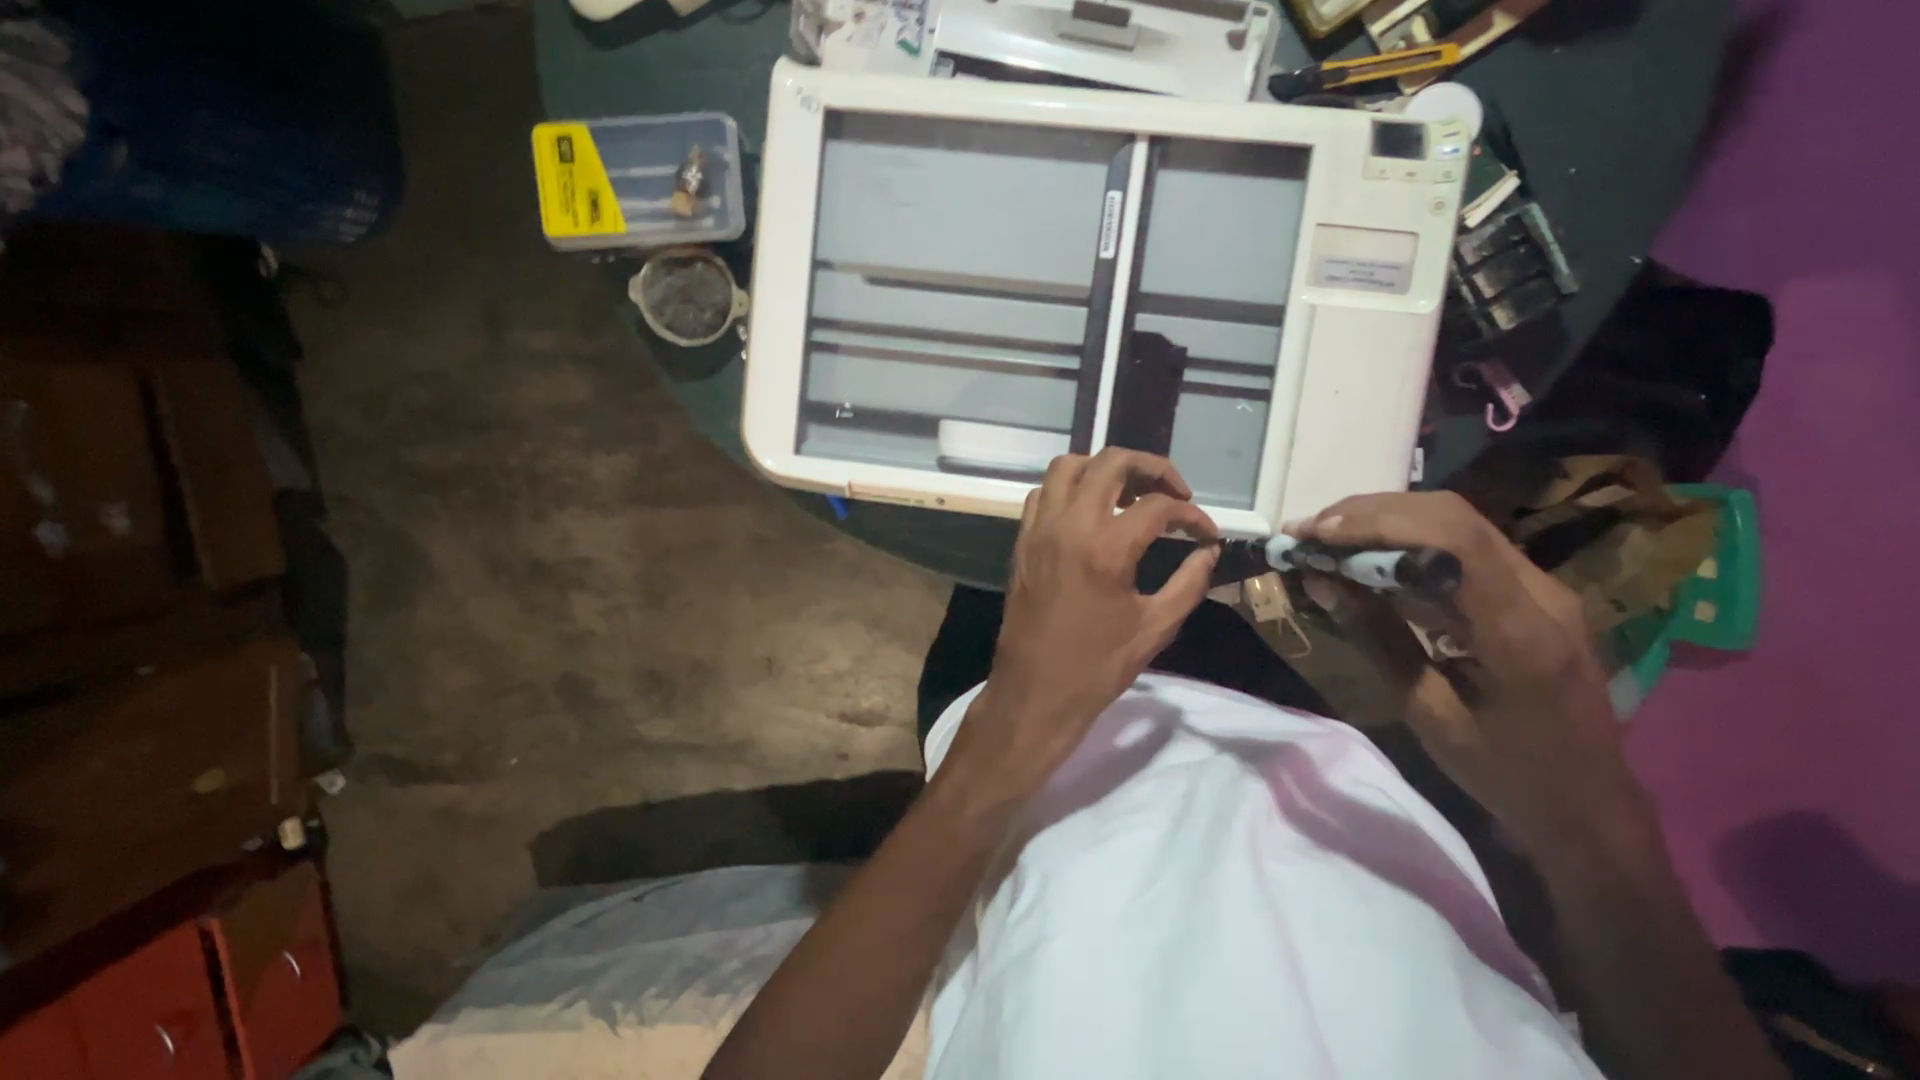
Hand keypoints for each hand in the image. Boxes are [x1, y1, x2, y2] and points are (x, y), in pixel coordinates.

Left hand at [943, 449, 1219, 802]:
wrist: (1035, 692)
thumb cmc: (1097, 667)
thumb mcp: (1155, 627)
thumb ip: (1189, 582)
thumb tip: (1208, 551)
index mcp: (1106, 548)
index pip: (1158, 506)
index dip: (1191, 516)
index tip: (1206, 534)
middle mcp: (1069, 525)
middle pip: (1111, 462)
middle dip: (1151, 468)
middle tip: (1174, 492)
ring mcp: (1040, 530)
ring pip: (1068, 466)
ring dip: (1104, 469)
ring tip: (1130, 493)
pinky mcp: (1022, 541)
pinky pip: (1044, 493)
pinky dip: (1069, 490)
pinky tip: (1091, 514)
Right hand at [1290, 492, 1647, 857]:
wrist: (1589, 806)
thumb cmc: (1507, 774)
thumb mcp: (1429, 715)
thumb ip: (1378, 640)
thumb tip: (1323, 581)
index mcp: (1522, 633)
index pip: (1454, 541)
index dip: (1378, 523)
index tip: (1316, 533)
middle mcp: (1544, 594)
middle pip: (1454, 518)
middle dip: (1373, 514)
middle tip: (1309, 532)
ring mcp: (1546, 590)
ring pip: (1459, 526)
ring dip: (1388, 524)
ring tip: (1326, 539)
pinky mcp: (1535, 595)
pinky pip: (1467, 551)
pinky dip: (1410, 545)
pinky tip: (1368, 559)